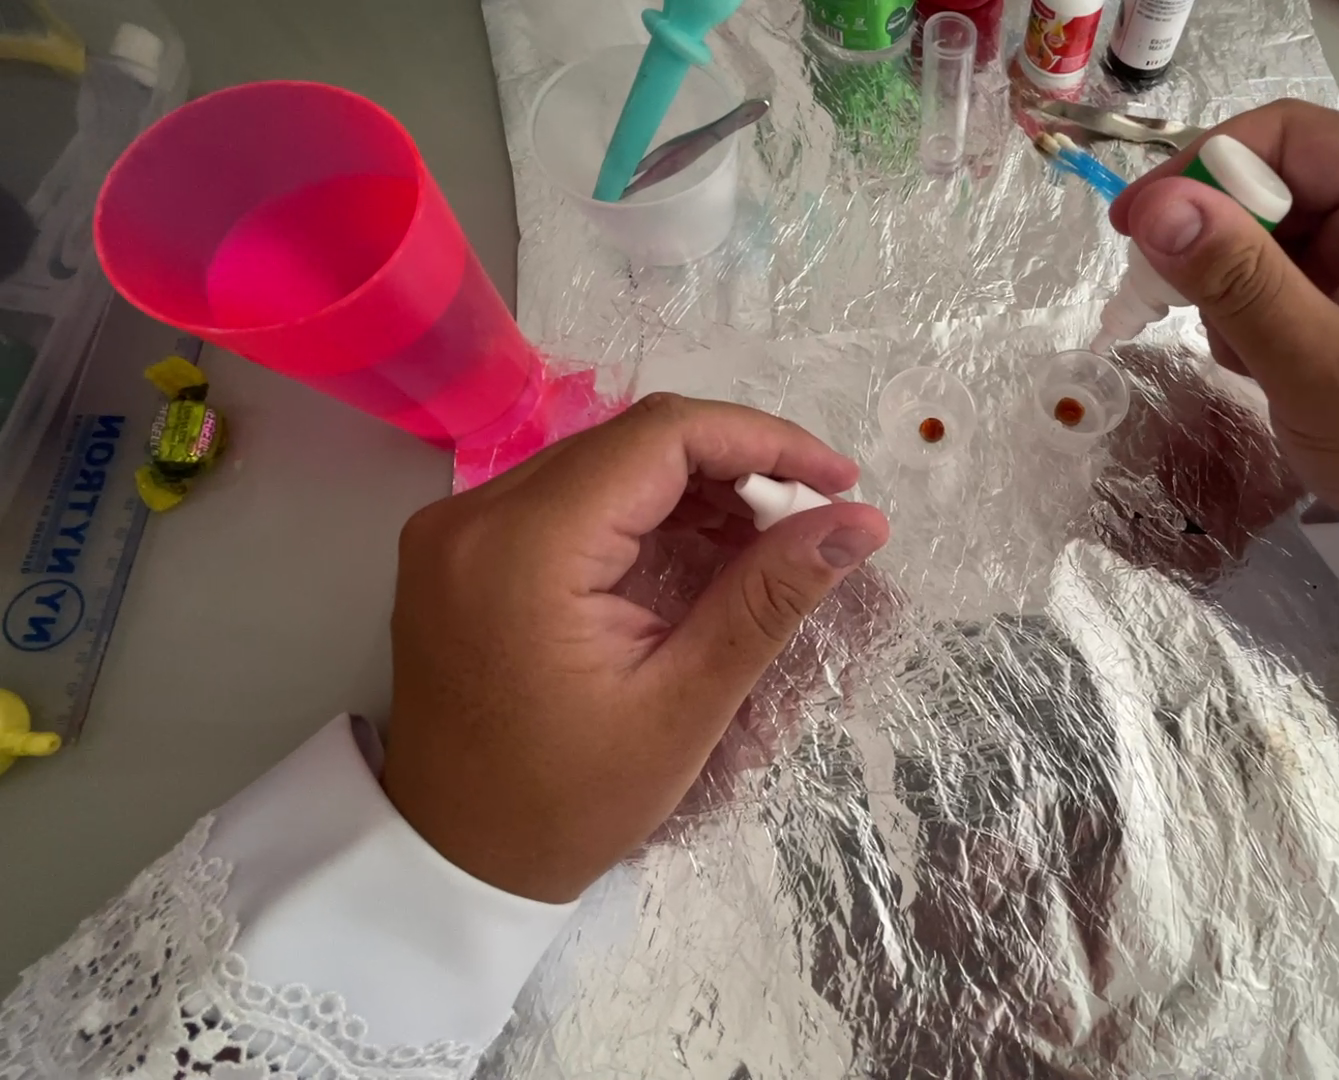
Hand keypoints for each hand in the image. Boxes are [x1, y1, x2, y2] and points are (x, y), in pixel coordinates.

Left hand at [380, 394, 889, 902]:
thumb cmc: (573, 800)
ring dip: (706, 483)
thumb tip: (863, 523)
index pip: (664, 436)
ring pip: (616, 459)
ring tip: (774, 535)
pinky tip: (711, 545)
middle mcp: (477, 512)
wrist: (455, 861)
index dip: (767, 441)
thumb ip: (774, 595)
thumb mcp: (690, 701)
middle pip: (639, 439)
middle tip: (814, 515)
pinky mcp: (474, 546)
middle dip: (744, 462)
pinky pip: (586, 493)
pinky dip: (661, 507)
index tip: (839, 480)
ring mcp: (466, 525)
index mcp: (525, 548)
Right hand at [1109, 100, 1338, 515]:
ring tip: (1245, 356)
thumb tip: (1155, 209)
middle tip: (1168, 307)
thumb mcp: (1316, 365)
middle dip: (1213, 245)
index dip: (1198, 170)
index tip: (1132, 228)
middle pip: (1274, 186)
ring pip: (1269, 238)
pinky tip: (1264, 362)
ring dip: (1231, 291)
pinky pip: (1283, 278)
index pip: (1286, 137)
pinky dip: (1252, 314)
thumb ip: (1238, 283)